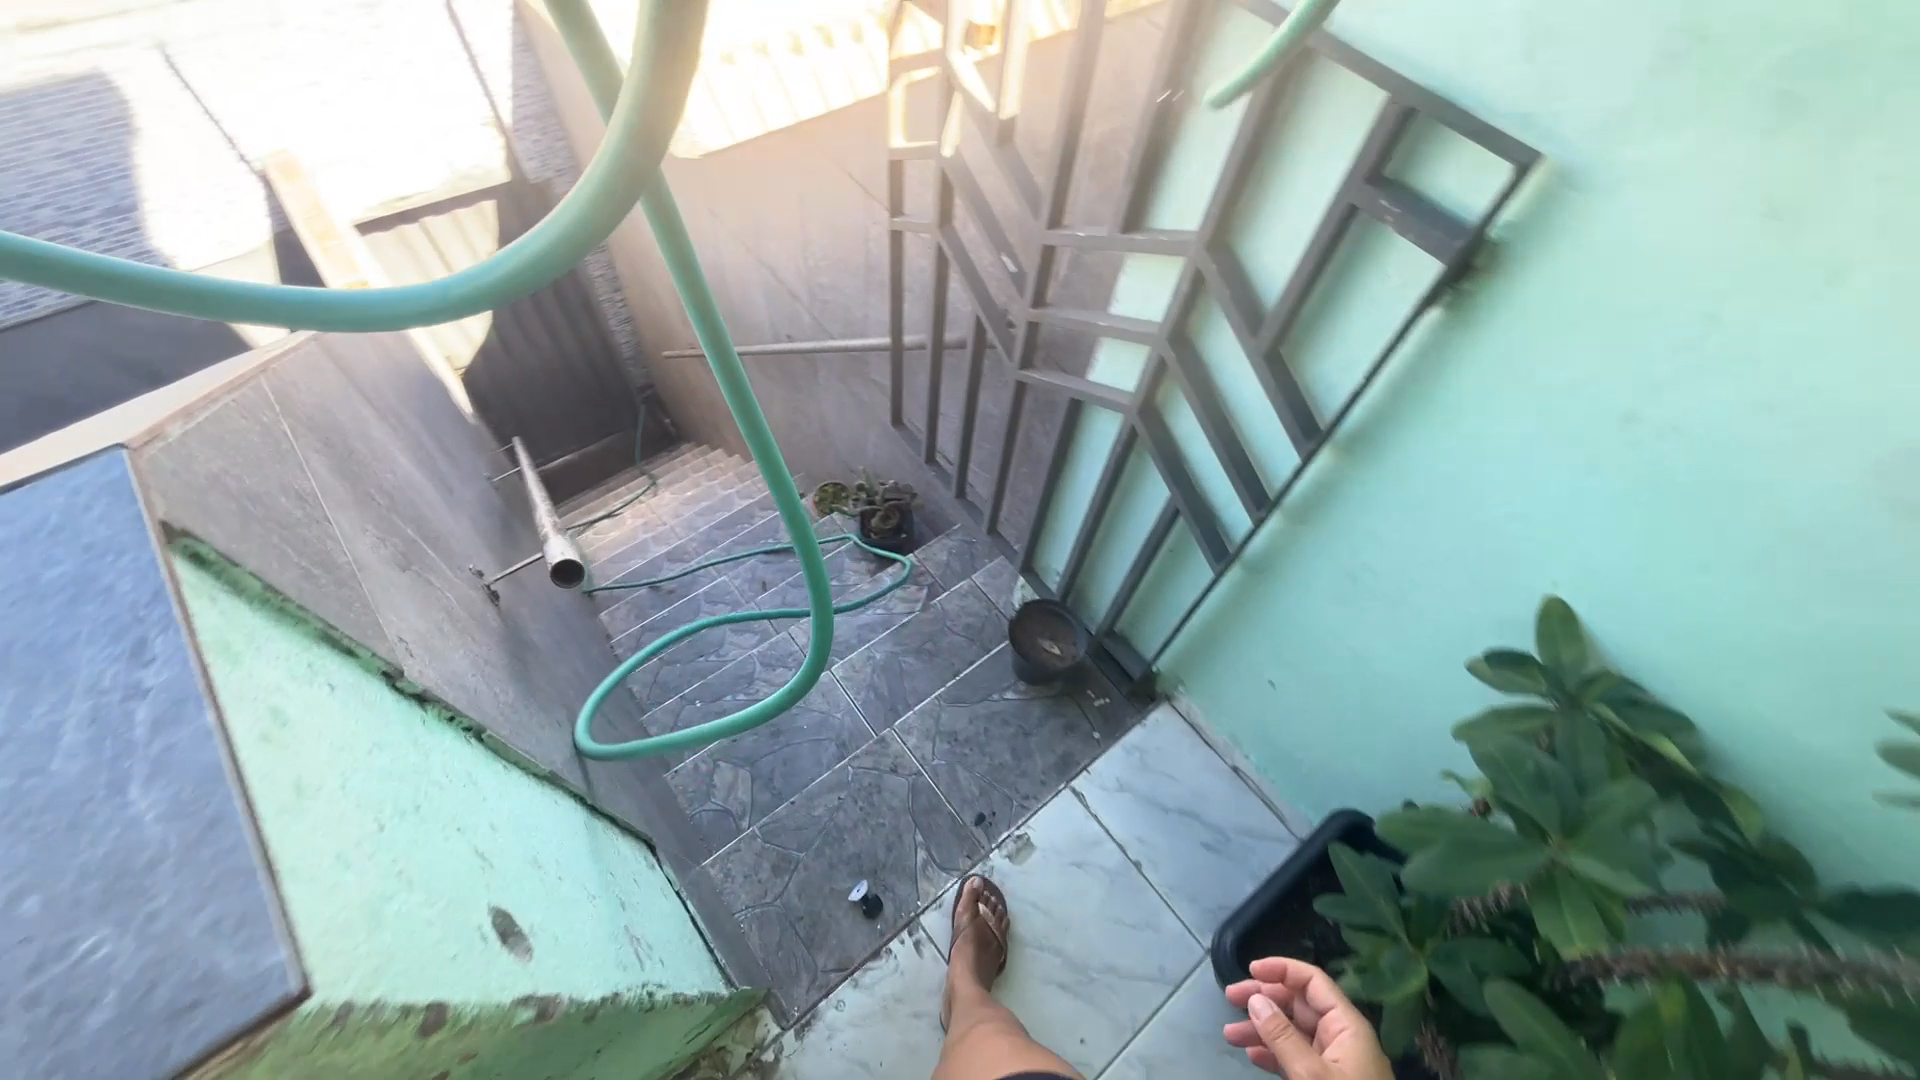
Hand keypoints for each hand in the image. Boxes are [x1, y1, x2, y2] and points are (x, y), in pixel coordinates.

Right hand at [1221, 957, 1393, 1078]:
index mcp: (1346, 1026)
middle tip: (1229, 998)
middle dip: (1264, 1000)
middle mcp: (1341, 1038)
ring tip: (1230, 1034)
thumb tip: (1256, 999)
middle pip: (1298, 1004)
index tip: (1249, 970)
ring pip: (1292, 1032)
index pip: (1312, 982)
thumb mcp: (1310, 1075)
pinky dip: (1273, 1053)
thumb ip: (1281, 1036)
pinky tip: (1252, 1056)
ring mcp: (1334, 1064)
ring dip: (1261, 1029)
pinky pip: (1295, 1058)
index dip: (1281, 970)